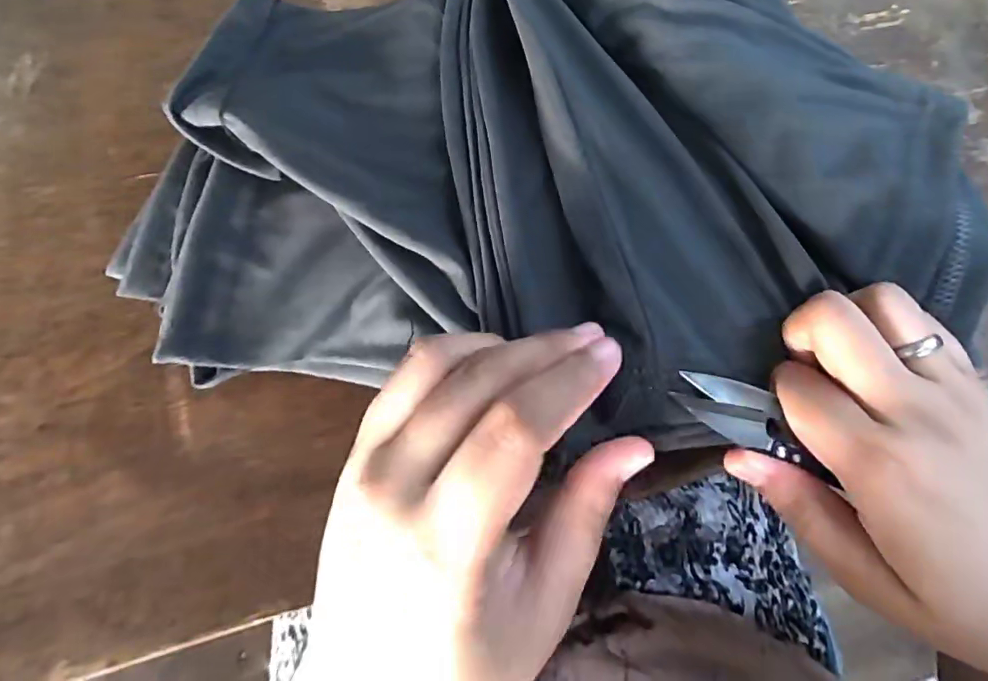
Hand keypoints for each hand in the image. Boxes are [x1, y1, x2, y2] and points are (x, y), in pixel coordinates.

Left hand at [297, 326, 653, 680]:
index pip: (515, 430)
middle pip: (479, 385)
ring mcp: (363, 466)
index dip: (569, 382)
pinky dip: (455, 352)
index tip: (609, 354)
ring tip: (548, 349)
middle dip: (546, 352)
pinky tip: (493, 359)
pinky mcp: (352, 454)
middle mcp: (393, 490)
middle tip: (592, 339)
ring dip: (501, 344)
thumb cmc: (468, 664)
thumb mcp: (543, 604)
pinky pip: (404, 377)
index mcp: (446, 544)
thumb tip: (635, 444)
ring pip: (436, 364)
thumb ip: (586, 512)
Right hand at [725, 286, 987, 680]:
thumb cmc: (959, 604)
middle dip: (799, 331)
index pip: (799, 387)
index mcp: (880, 465)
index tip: (788, 419)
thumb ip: (800, 507)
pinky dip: (892, 323)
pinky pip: (926, 319)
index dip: (778, 394)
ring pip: (882, 298)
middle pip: (833, 316)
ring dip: (849, 316)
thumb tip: (737, 454)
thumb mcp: (866, 577)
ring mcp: (953, 387)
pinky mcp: (980, 380)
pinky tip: (890, 364)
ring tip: (848, 360)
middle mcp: (914, 410)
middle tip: (806, 371)